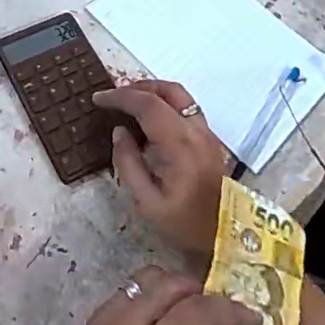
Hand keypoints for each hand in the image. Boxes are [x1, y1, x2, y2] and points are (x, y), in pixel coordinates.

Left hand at [36, 267, 260, 324]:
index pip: (197, 312)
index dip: (230, 310)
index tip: (254, 319)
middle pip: (172, 284)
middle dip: (204, 295)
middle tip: (225, 321)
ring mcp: (105, 317)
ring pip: (149, 277)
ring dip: (177, 290)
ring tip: (195, 320)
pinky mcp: (94, 319)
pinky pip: (131, 289)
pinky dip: (154, 295)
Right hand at [94, 81, 229, 265]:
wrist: (226, 238)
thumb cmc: (184, 224)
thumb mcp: (147, 202)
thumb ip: (128, 163)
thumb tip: (119, 131)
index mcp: (179, 144)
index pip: (148, 105)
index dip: (120, 97)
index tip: (98, 99)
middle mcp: (196, 130)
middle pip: (168, 90)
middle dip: (138, 87)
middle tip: (114, 95)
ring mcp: (207, 133)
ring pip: (180, 96)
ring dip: (154, 92)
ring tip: (130, 102)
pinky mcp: (210, 139)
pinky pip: (186, 108)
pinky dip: (165, 103)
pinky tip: (151, 118)